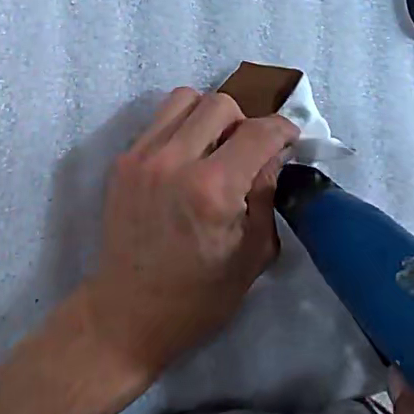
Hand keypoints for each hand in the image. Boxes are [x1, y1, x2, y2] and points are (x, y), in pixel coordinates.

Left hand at [80, 88, 297, 377]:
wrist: (127, 315)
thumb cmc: (199, 295)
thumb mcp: (254, 252)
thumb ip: (268, 192)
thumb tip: (274, 153)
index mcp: (213, 189)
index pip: (258, 131)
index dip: (283, 129)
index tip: (290, 139)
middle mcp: (175, 162)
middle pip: (221, 104)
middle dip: (245, 122)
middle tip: (248, 151)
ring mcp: (143, 157)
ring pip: (186, 99)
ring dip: (210, 116)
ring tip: (214, 147)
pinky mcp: (123, 161)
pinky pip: (160, 119)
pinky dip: (182, 128)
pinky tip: (187, 159)